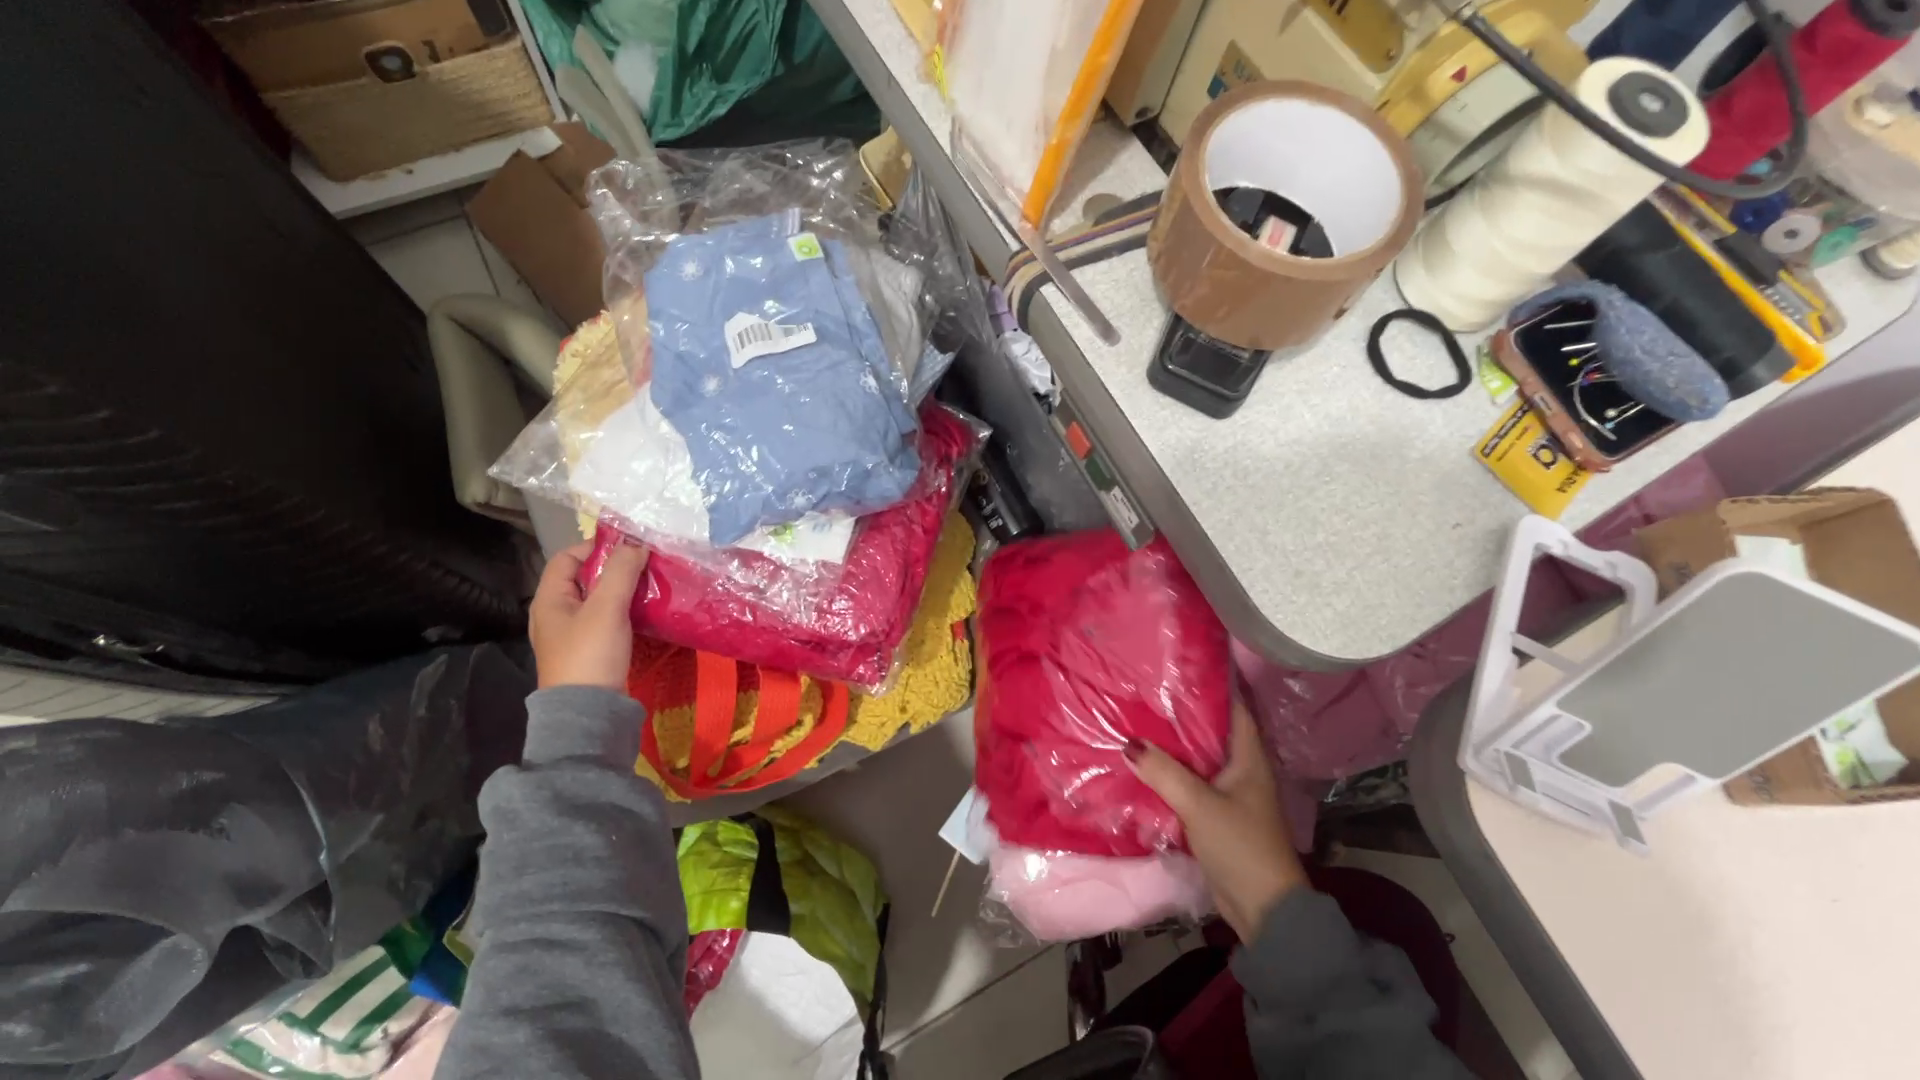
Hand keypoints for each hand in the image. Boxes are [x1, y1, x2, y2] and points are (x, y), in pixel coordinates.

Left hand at [530, 539, 649, 690]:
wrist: (589, 713)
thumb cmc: (591, 654)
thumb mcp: (607, 607)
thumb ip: (621, 571)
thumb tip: (636, 544)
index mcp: (549, 599)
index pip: (568, 558)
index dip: (596, 547)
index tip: (630, 546)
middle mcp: (556, 614)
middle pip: (585, 578)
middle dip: (615, 568)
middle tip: (646, 565)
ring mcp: (573, 635)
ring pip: (599, 600)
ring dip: (623, 590)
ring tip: (650, 586)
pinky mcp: (590, 651)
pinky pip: (607, 621)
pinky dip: (625, 612)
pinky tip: (646, 613)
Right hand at [1126, 702, 1306, 942]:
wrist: (1263, 908)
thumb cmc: (1241, 846)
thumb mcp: (1199, 805)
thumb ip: (1164, 773)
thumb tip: (1128, 744)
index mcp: (1249, 758)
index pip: (1233, 708)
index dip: (1210, 687)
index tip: (1178, 669)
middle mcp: (1242, 771)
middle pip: (1210, 733)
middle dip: (1182, 716)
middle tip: (1146, 693)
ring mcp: (1230, 796)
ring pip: (1197, 761)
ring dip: (1173, 748)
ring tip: (1137, 724)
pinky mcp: (1217, 818)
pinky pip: (1190, 787)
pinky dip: (1170, 777)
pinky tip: (1143, 770)